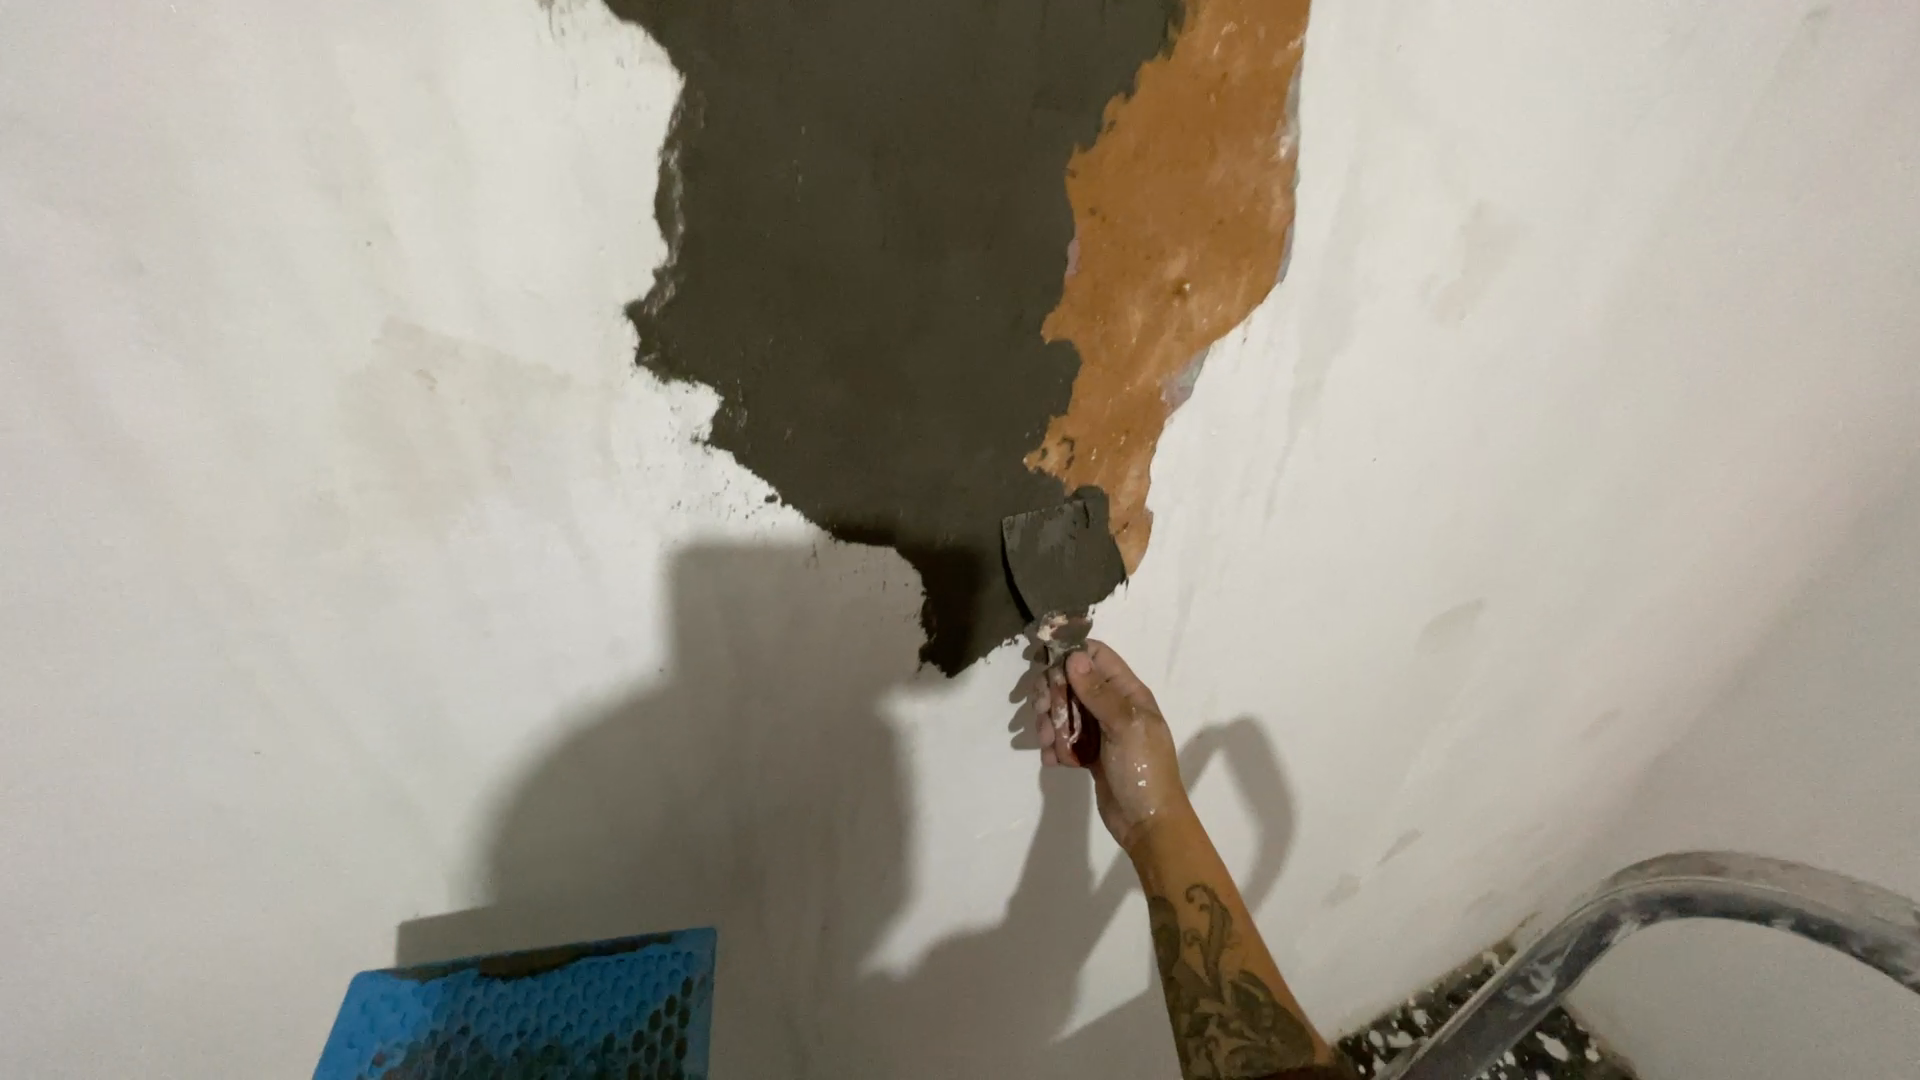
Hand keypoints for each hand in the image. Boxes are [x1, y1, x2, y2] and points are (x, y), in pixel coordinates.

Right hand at [1032, 641, 1192, 850]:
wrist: (1148, 824)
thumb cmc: (1144, 769)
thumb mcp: (1125, 726)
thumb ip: (1098, 691)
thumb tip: (1074, 656)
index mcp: (1128, 692)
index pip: (1096, 655)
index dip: (1070, 654)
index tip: (1044, 663)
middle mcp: (1112, 705)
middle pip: (1072, 681)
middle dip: (1052, 694)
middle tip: (1041, 711)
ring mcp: (1099, 730)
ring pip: (1063, 710)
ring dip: (1049, 724)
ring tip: (1049, 745)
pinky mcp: (1088, 752)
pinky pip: (1063, 739)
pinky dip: (1054, 747)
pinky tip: (1053, 761)